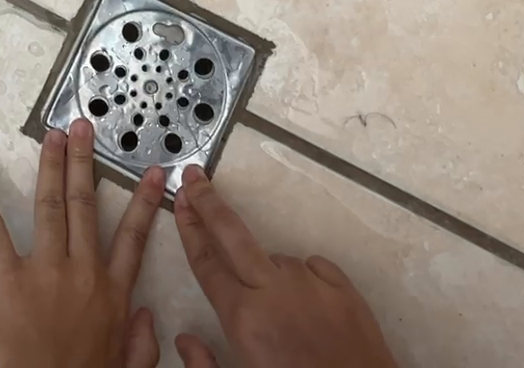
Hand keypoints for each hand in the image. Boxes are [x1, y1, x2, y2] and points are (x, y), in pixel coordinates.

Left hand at [0, 119, 167, 367]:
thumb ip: (140, 348)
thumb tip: (149, 314)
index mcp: (111, 297)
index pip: (134, 239)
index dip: (144, 202)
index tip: (154, 171)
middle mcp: (82, 273)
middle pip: (86, 206)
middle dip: (85, 162)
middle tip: (83, 125)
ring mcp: (44, 272)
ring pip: (51, 204)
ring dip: (51, 165)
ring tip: (52, 134)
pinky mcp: (6, 280)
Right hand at [173, 166, 399, 367]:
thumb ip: (206, 366)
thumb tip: (185, 338)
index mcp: (244, 318)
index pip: (206, 262)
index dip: (189, 228)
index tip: (180, 200)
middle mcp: (273, 290)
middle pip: (232, 232)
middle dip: (209, 201)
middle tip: (195, 175)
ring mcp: (311, 283)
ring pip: (277, 260)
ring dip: (268, 273)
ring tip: (282, 316)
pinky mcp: (343, 288)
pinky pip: (312, 269)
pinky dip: (304, 281)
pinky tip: (309, 308)